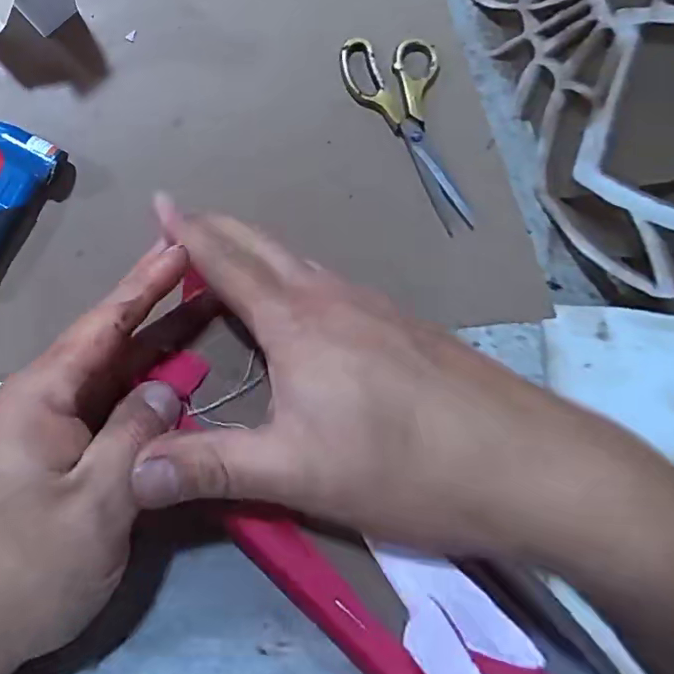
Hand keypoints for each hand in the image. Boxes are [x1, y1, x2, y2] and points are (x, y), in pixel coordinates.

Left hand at [0, 242, 199, 673]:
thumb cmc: (31, 563)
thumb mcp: (95, 504)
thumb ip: (136, 436)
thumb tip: (169, 387)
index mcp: (44, 390)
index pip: (103, 324)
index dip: (144, 283)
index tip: (176, 245)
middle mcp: (46, 392)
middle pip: (108, 338)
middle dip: (153, 301)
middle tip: (196, 263)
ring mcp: (52, 417)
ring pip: (112, 368)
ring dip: (154, 340)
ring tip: (198, 305)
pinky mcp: (62, 443)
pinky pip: (109, 401)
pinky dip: (144, 382)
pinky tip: (174, 371)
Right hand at [131, 197, 673, 561]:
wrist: (540, 469)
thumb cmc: (407, 466)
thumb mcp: (299, 474)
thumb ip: (212, 467)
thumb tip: (133, 472)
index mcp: (294, 320)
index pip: (225, 260)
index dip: (186, 230)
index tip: (158, 199)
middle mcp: (328, 296)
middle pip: (259, 243)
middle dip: (214, 225)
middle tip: (179, 217)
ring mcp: (371, 304)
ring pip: (294, 259)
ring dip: (251, 246)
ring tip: (226, 252)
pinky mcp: (400, 323)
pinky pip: (323, 278)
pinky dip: (286, 270)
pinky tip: (298, 298)